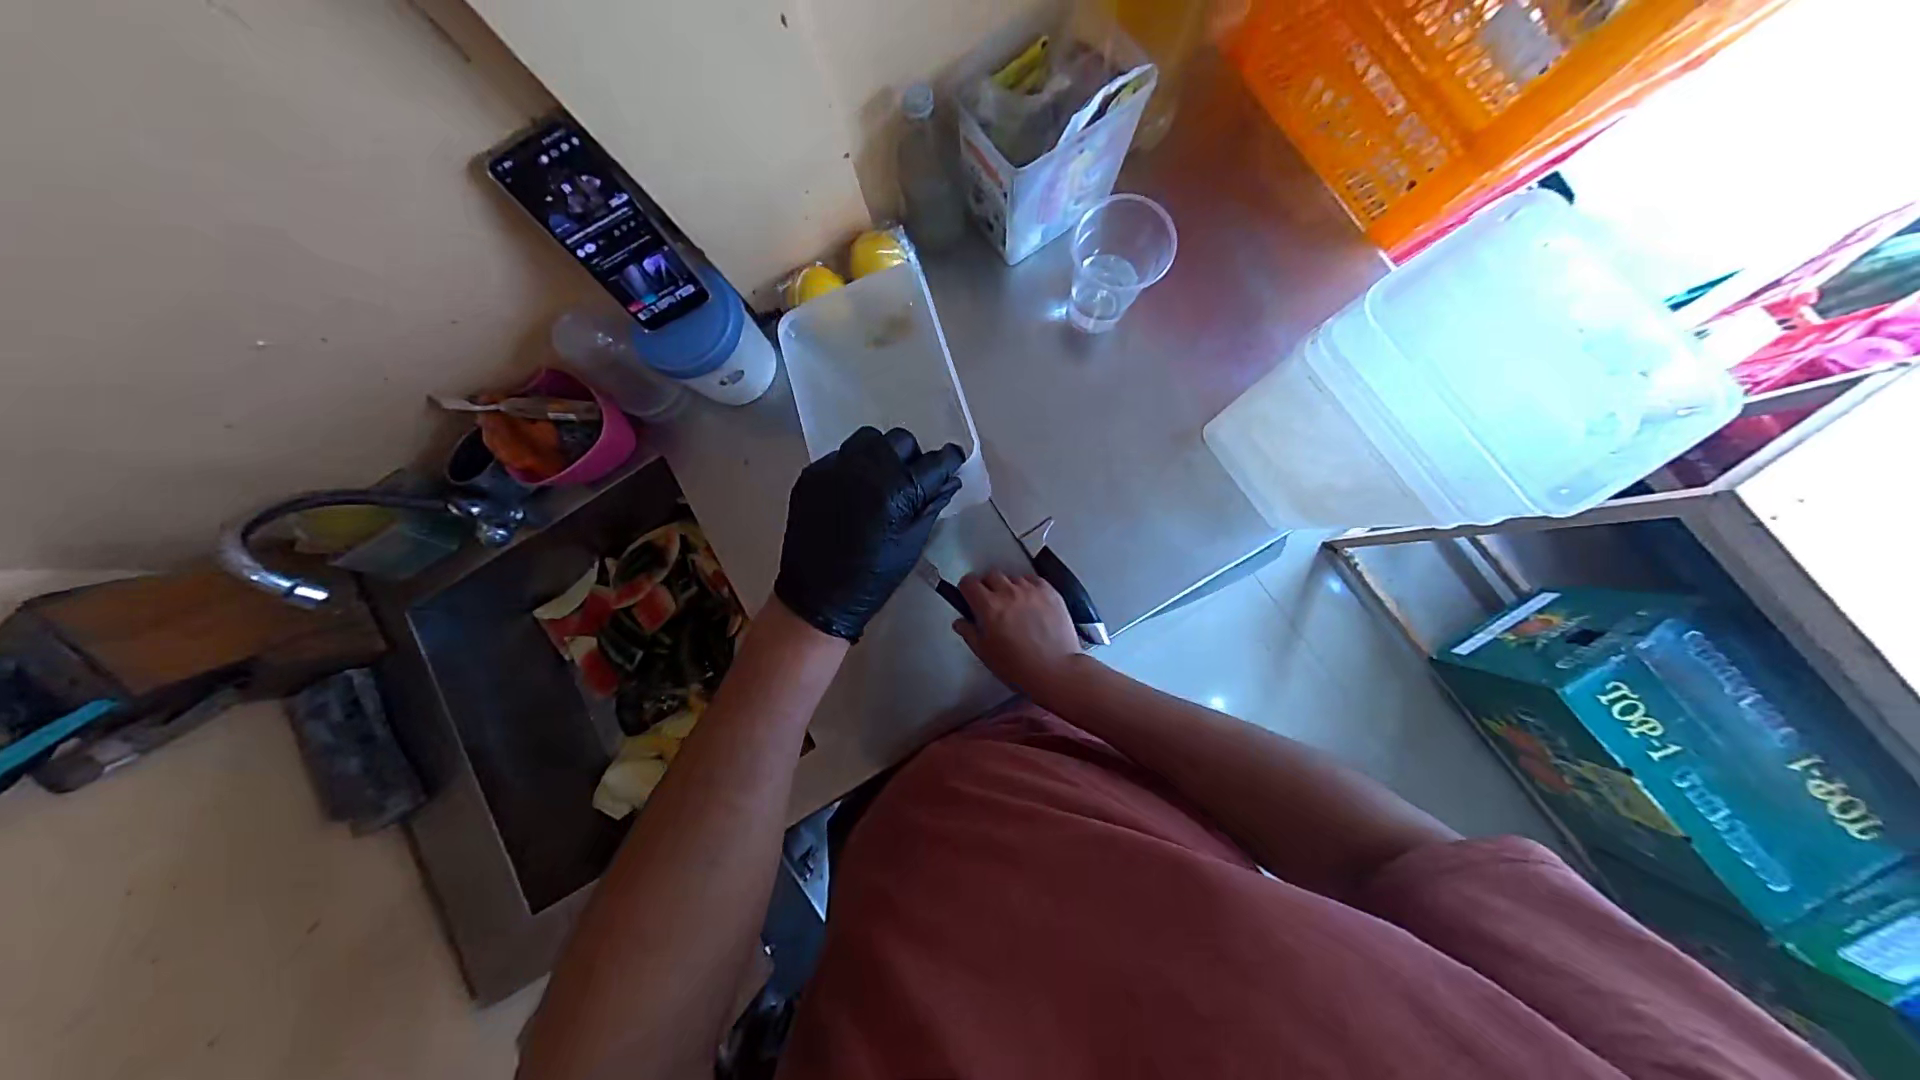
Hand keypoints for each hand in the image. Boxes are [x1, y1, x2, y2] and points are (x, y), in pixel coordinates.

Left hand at [775, 427, 965, 641]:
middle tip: (910, 479)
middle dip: (912, 456)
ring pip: (867, 441)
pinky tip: (853, 492)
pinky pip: (840, 456)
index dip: (948, 460)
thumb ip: (932, 505)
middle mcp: (864, 470)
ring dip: (881, 455)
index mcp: (896, 491)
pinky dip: (853, 467)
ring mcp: (834, 469)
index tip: (952, 462)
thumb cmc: (873, 577)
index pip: (934, 461)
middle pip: (900, 442)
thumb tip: (950, 480)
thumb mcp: (912, 543)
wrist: (817, 596)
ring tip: (880, 480)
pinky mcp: (811, 475)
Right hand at [952, 571, 1085, 697]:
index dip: (967, 588)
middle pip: (991, 575)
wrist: (1055, 671)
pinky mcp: (1050, 593)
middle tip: (991, 602)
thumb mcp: (985, 653)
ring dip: (1009, 587)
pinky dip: (1029, 586)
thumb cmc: (1020, 667)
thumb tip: (961, 623)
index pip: (969, 582)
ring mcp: (1031, 591)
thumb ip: (969, 633)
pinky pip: (1034, 580)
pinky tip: (1031, 601)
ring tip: (1014, 605)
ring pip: (1013, 577)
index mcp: (989, 607)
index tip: (969, 594)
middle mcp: (1009, 593)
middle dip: (987, 586)